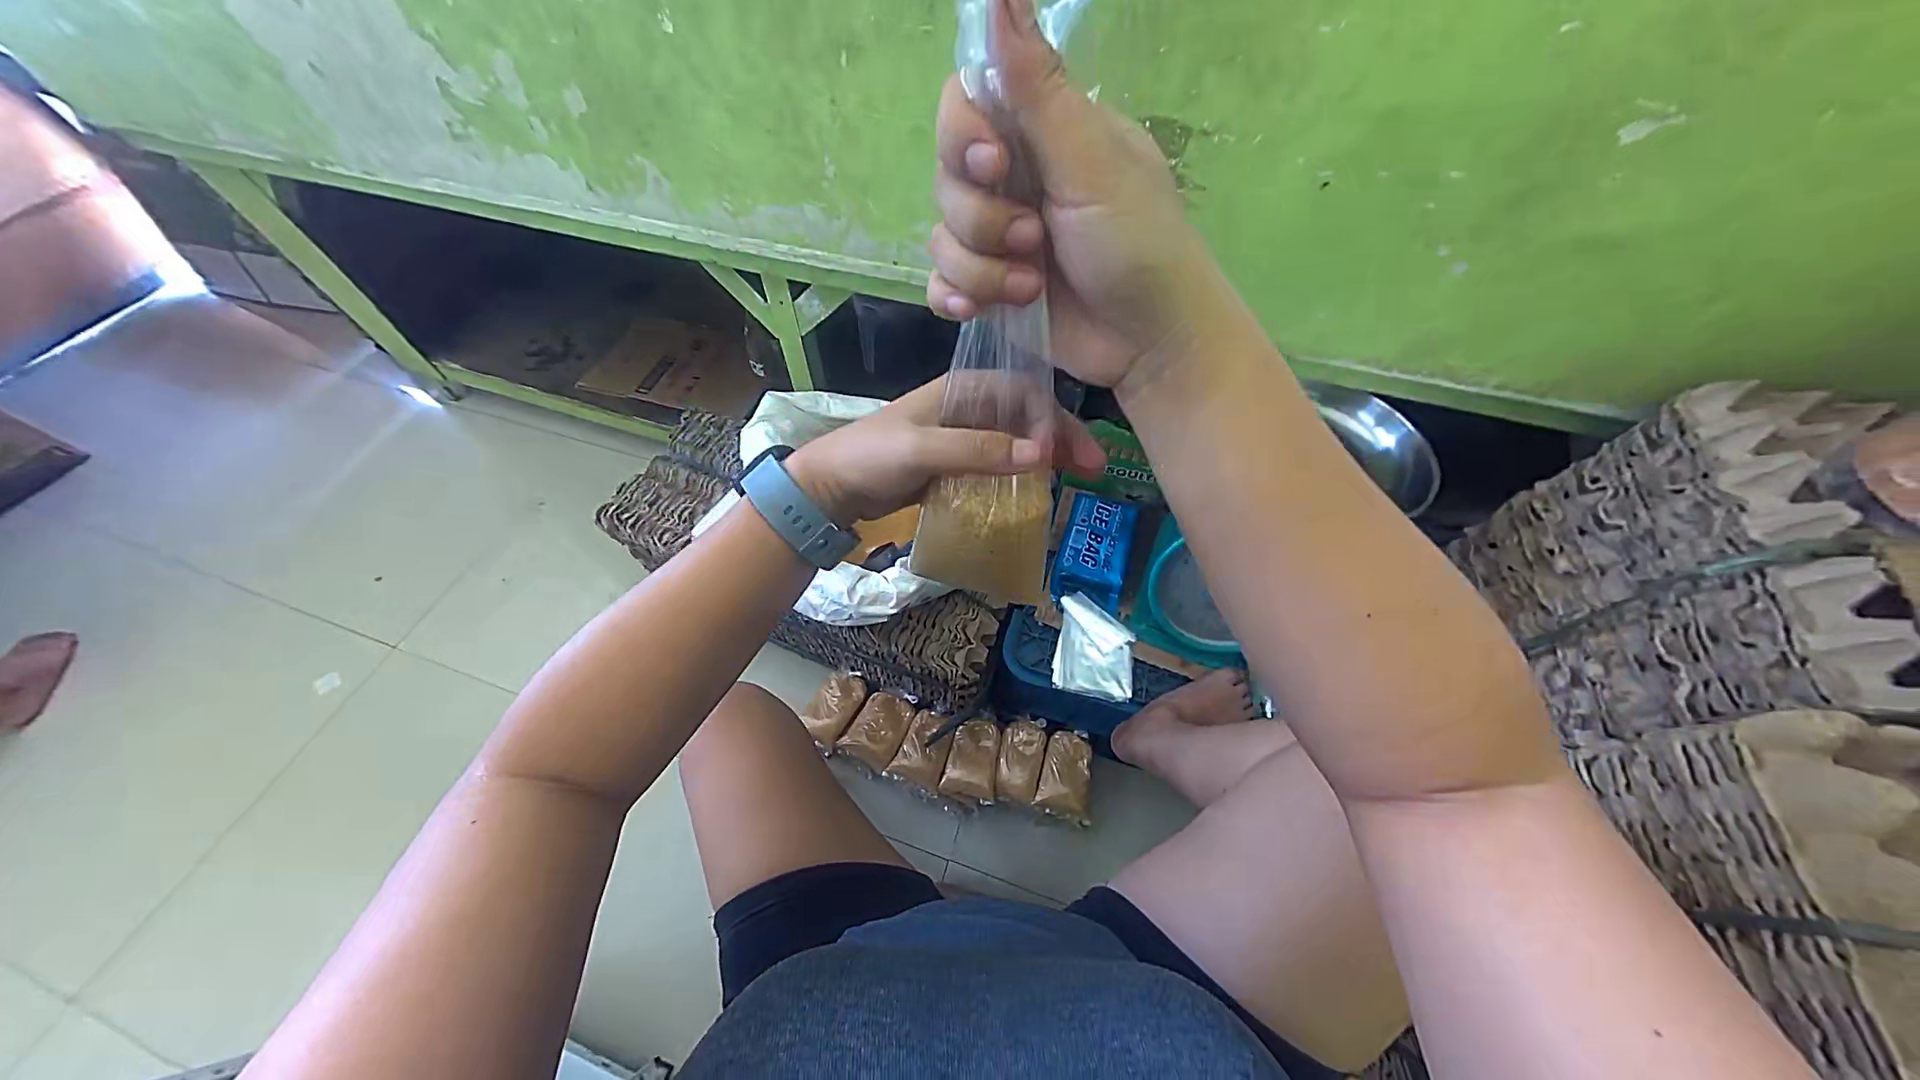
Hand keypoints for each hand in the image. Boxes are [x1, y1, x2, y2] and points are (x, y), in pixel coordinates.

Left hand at [785, 374, 1106, 525]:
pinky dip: (1024, 475)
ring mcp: (964, 437)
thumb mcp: (921, 449)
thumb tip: (1039, 455)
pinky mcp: (958, 464)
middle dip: (1063, 436)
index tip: (1063, 453)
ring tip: (1081, 477)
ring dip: (1050, 456)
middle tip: (1095, 466)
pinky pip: (1001, 465)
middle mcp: (968, 408)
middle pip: (1028, 416)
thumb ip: (976, 449)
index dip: (1050, 418)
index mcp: (961, 390)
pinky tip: (1042, 490)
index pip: (1022, 392)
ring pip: (1019, 440)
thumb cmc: (870, 457)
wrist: (832, 486)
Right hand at [927, 0, 1224, 391]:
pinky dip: (954, 297)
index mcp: (1041, 137)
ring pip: (942, 239)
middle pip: (944, 179)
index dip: (962, 138)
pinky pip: (941, 285)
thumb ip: (1040, 88)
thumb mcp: (1093, 163)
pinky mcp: (990, 291)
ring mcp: (998, 242)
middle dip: (981, 219)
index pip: (964, 108)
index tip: (994, 166)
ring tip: (1032, 285)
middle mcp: (1013, 184)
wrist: (1150, 341)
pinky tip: (979, 309)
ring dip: (981, 268)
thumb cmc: (1137, 245)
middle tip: (1033, 238)